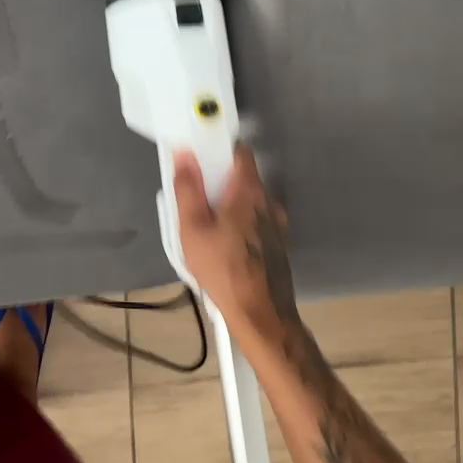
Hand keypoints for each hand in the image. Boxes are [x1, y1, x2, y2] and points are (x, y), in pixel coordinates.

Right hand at [173, 144, 296, 332]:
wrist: (259, 314)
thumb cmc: (222, 267)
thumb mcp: (192, 227)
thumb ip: (187, 188)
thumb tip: (184, 154)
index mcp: (249, 191)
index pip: (239, 151)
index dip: (218, 149)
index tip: (198, 158)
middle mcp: (269, 202)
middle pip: (242, 178)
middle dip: (217, 182)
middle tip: (194, 201)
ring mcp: (277, 224)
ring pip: (248, 202)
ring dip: (228, 206)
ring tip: (205, 229)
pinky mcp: (278, 244)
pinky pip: (254, 221)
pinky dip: (238, 224)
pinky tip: (222, 247)